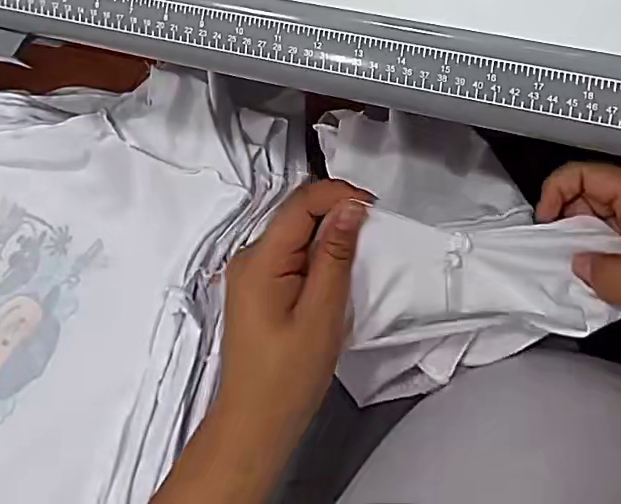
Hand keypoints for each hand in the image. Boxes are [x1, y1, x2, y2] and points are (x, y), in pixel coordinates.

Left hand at [214, 179, 371, 446]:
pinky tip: (335, 270)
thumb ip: (336, 255)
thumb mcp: (321, 315)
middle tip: (370, 228)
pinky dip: (318, 250)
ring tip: (357, 251)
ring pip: (296, 229)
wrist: (254, 426)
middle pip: (297, 211)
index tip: (370, 206)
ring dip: (328, 231)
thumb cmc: (285, 381)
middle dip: (336, 210)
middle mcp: (250, 258)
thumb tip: (350, 208)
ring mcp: (251, 271)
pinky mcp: (259, 285)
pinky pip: (292, 250)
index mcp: (260, 261)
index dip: (338, 194)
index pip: (301, 202)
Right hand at [538, 162, 620, 357]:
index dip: (556, 191)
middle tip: (556, 252)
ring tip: (576, 270)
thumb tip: (577, 264)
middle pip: (592, 194)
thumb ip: (607, 275)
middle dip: (568, 218)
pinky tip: (604, 282)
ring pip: (607, 220)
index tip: (544, 224)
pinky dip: (606, 256)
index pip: (585, 174)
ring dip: (587, 240)